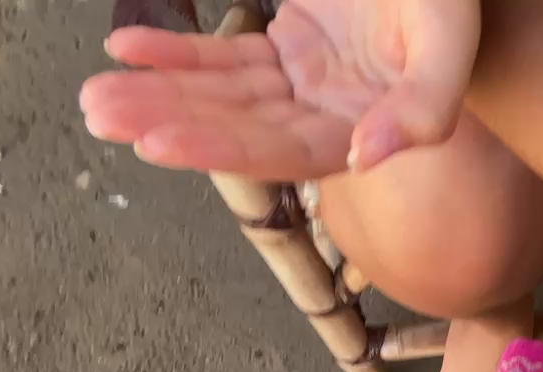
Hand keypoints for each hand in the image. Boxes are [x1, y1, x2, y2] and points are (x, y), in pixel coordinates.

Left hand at [79, 0, 477, 178]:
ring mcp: (314, 82)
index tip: (159, 143)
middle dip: (176, 121)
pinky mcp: (295, 45)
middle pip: (250, 130)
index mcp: (377, 129)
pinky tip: (128, 47)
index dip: (229, 151)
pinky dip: (181, 53)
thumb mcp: (447, 43)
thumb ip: (424, 109)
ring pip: (231, 97)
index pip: (294, 154)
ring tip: (96, 97)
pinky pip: (232, 58)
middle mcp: (340, 116)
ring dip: (165, 94)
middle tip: (99, 116)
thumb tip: (364, 158)